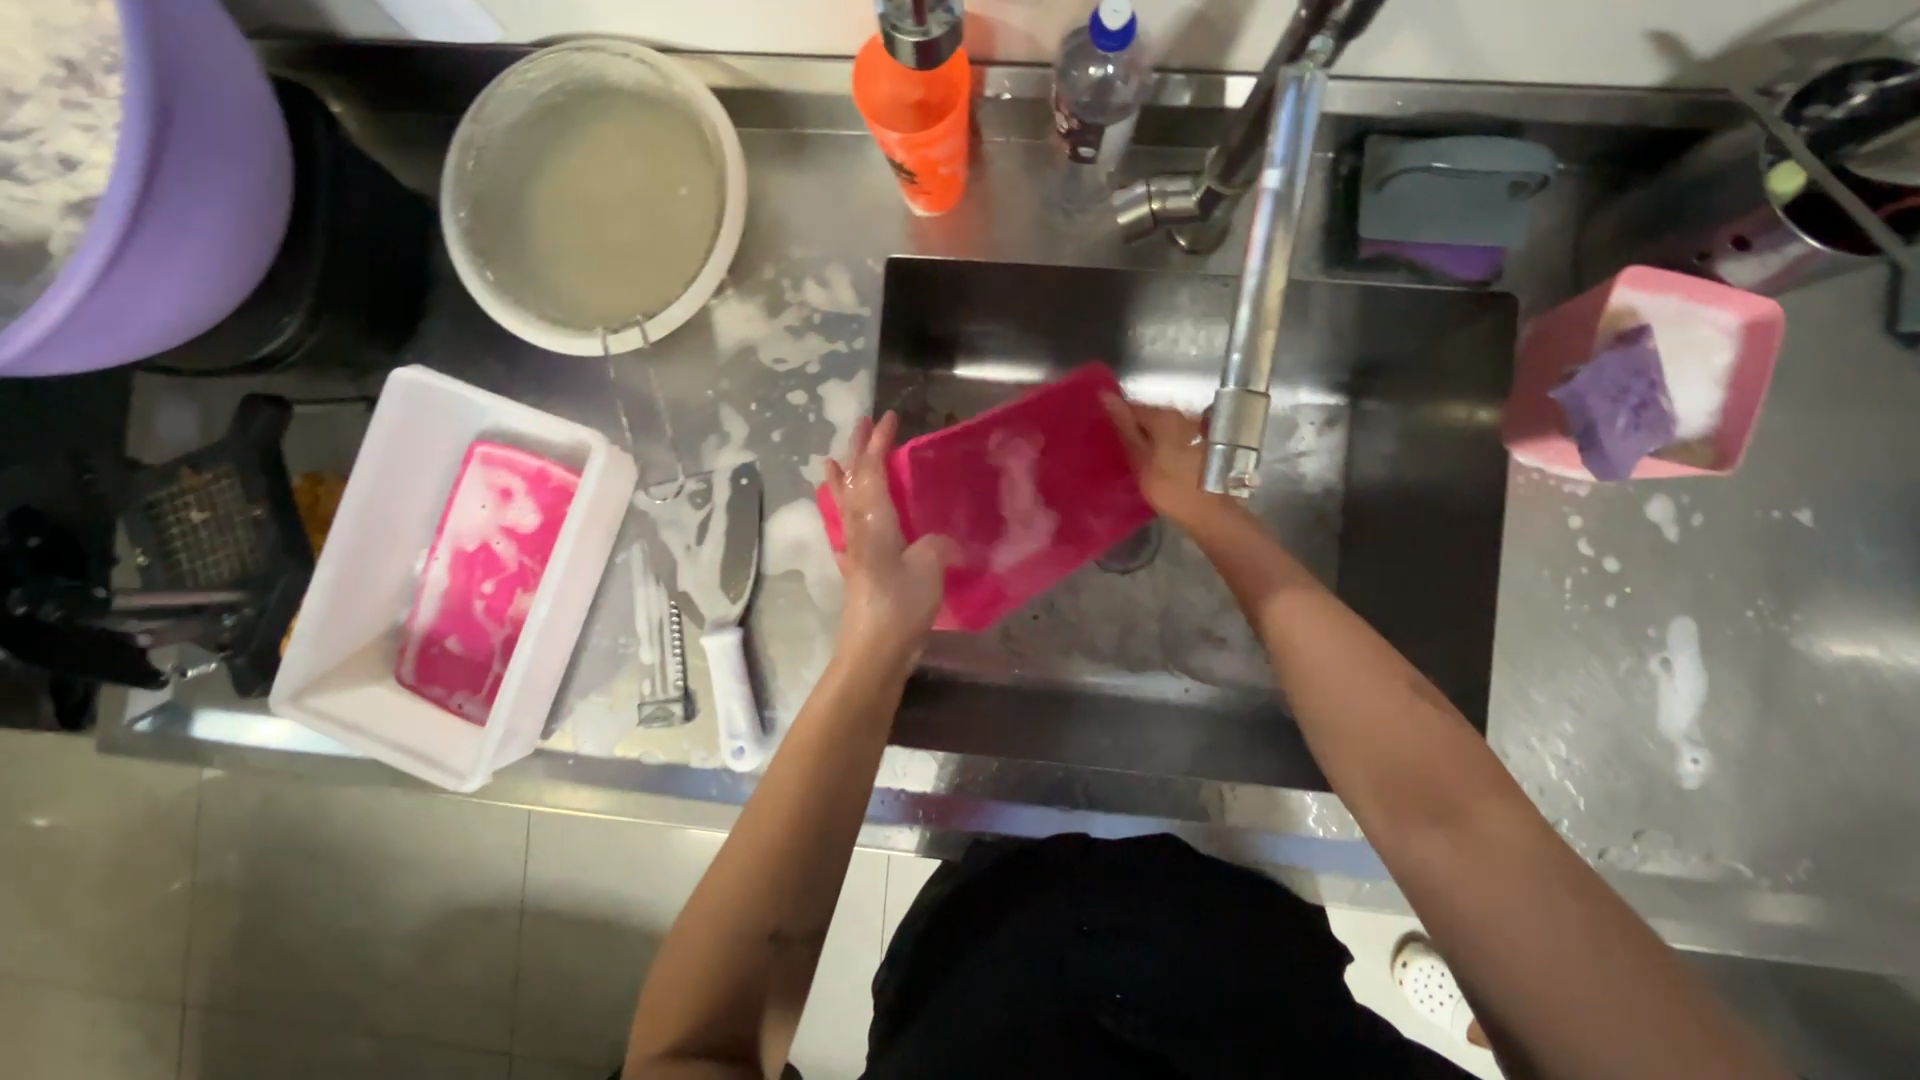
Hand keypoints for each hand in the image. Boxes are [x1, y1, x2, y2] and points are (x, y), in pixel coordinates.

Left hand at [824, 412, 956, 665]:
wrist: (874, 651)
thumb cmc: (900, 605)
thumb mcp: (930, 567)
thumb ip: (938, 544)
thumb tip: (942, 541)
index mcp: (874, 521)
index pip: (873, 471)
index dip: (879, 443)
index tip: (888, 417)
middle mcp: (858, 530)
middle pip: (853, 482)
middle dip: (857, 451)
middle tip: (861, 424)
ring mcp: (854, 552)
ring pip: (844, 505)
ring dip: (842, 480)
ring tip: (833, 462)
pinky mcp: (857, 572)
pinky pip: (847, 530)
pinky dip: (845, 514)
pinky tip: (845, 521)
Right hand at [1101, 393, 1237, 525]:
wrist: (1211, 513)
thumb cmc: (1171, 488)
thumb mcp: (1141, 460)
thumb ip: (1125, 428)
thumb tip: (1106, 396)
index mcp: (1165, 415)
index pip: (1133, 407)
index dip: (1117, 419)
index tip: (1107, 435)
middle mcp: (1183, 414)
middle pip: (1151, 416)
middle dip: (1135, 429)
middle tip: (1120, 449)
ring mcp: (1197, 427)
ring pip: (1164, 427)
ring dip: (1151, 438)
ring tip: (1139, 457)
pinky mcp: (1205, 442)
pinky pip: (1177, 438)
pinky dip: (1165, 446)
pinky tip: (1160, 461)